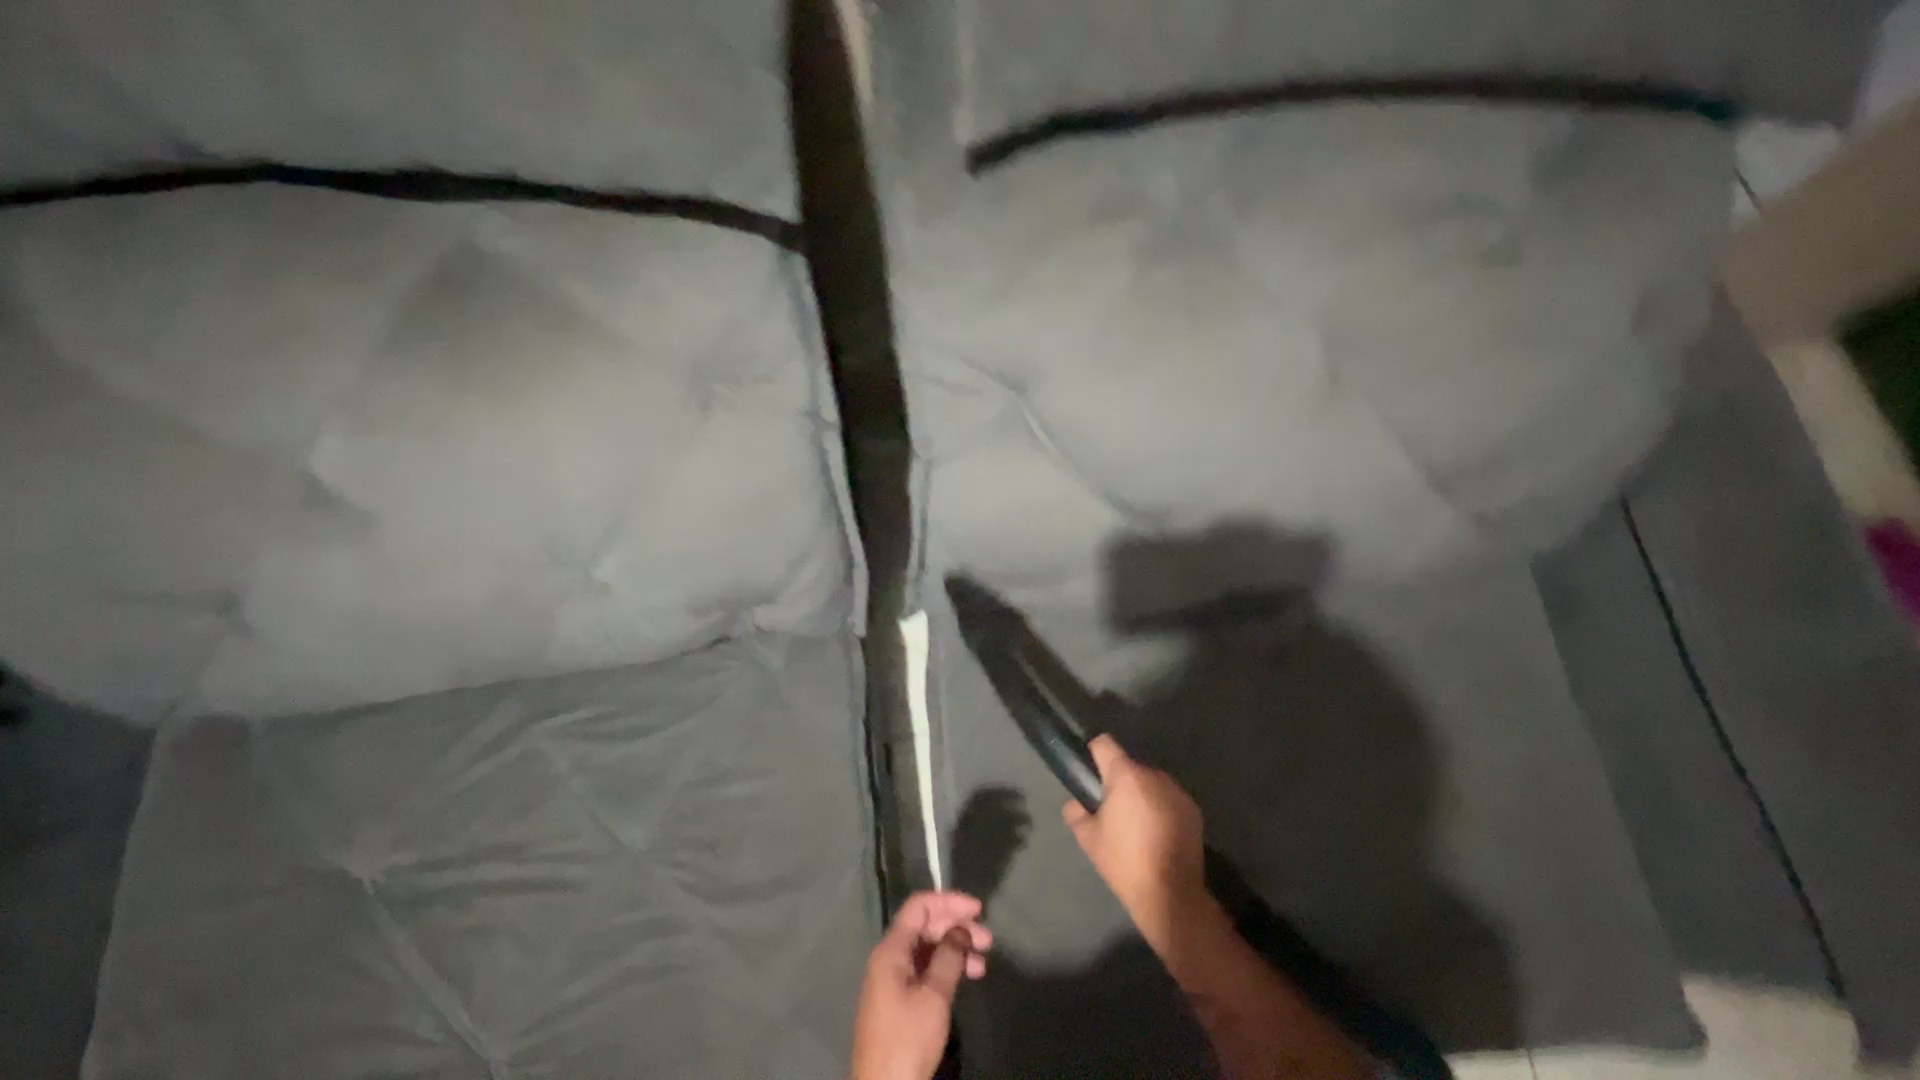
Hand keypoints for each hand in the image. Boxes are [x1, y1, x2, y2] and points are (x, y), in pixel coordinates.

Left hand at [849, 890, 992, 1079]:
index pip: (918, 907)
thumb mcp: (934, 997)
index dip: (948, 901)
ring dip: (955, 949)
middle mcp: (889, 958)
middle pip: (924, 926)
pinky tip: (967, 976)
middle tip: (987, 939)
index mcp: (891, 950)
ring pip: (927, 949)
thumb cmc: (907, 1038)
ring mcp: (893, 979)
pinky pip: (925, 969)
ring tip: (982, 963)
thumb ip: (948, 957)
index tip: (978, 909)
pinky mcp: (899, 999)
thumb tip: (960, 929)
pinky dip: (946, 967)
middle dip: (956, 926)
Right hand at [1063, 734, 1211, 949]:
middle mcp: (1154, 776)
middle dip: (1119, 782)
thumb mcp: (1088, 839)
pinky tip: (1156, 834)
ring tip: (1136, 825)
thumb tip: (1075, 803)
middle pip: (1129, 767)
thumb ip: (1076, 813)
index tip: (1090, 772)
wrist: (1170, 893)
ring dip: (1142, 795)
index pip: (1105, 744)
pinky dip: (1161, 808)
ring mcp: (1177, 792)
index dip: (1094, 753)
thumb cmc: (1124, 861)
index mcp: (1126, 776)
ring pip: (1151, 783)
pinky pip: (1169, 799)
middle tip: (1111, 809)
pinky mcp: (1193, 810)